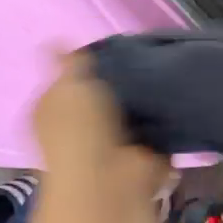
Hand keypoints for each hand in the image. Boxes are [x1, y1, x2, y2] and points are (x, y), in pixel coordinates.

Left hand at [31, 53, 168, 202]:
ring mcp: (111, 146)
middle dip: (120, 88)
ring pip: (130, 118)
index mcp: (50, 111)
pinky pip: (156, 135)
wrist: (111, 180)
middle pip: (102, 101)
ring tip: (161, 85)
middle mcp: (78, 130)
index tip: (108, 53)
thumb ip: (69, 64)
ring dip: (144, 107)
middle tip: (141, 67)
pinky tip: (173, 111)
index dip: (84, 69)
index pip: (66, 84)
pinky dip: (165, 127)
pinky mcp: (142, 160)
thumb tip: (62, 42)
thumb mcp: (68, 85)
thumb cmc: (80, 130)